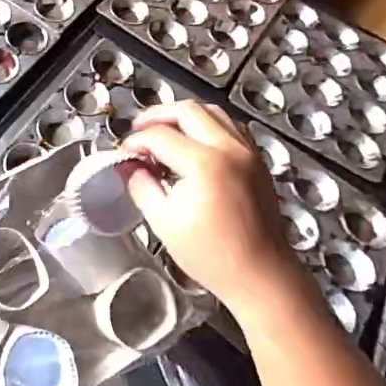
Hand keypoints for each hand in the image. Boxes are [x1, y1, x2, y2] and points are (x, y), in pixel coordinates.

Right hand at [119, 101, 296, 307]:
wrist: (261, 275)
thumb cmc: (213, 256)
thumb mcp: (164, 223)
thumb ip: (142, 186)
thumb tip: (130, 166)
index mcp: (205, 164)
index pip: (160, 136)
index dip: (136, 141)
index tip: (124, 152)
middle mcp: (230, 149)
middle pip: (188, 110)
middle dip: (157, 116)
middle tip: (138, 131)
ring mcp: (248, 152)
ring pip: (212, 112)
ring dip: (183, 116)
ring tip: (163, 132)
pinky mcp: (257, 161)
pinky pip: (230, 127)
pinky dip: (207, 125)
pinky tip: (193, 143)